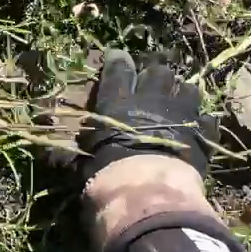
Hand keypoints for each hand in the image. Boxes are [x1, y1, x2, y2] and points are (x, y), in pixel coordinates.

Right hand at [77, 49, 220, 251]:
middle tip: (151, 84)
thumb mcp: (77, 162)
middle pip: (159, 72)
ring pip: (188, 89)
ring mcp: (181, 115)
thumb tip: (42, 149)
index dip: (117, 61)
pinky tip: (197, 128)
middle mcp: (150, 100)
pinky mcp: (203, 136)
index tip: (117, 57)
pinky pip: (208, 119)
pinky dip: (203, 122)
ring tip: (177, 102)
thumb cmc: (104, 175)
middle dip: (155, 75)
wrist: (144, 194)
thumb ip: (66, 151)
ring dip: (182, 94)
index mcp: (117, 102)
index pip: (118, 69)